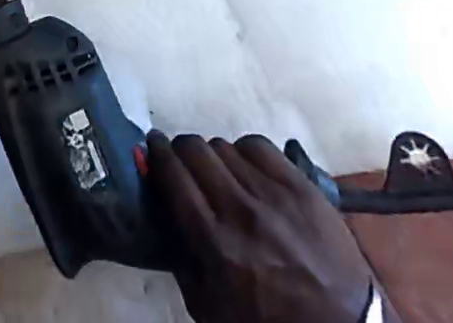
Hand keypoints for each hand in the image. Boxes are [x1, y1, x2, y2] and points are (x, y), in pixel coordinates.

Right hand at [147, 132, 375, 322]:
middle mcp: (240, 209)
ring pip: (225, 146)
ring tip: (217, 171)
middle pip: (196, 151)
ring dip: (213, 154)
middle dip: (181, 149)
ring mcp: (273, 193)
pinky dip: (244, 151)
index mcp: (214, 243)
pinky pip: (260, 146)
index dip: (157, 153)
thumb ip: (181, 257)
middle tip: (181, 160)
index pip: (174, 177)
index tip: (152, 146)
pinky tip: (246, 166)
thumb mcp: (209, 308)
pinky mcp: (300, 184)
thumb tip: (160, 209)